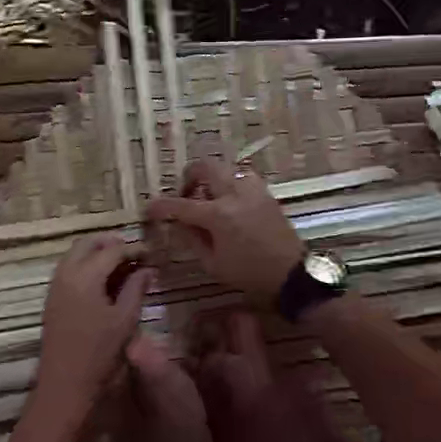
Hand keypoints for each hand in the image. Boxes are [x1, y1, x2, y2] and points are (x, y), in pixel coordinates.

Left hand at [32, 234, 152, 413]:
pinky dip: (87, 265)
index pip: (112, 250)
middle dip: (111, 243)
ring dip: (98, 253)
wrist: (65, 382)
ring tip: (123, 265)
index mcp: (85, 276)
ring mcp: (56, 286)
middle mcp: (66, 274)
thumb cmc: (99, 351)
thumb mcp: (125, 319)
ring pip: (76, 254)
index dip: (134, 248)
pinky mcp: (53, 298)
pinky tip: (105, 280)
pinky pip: (70, 268)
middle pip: (88, 243)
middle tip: (135, 253)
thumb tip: (147, 269)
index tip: (152, 253)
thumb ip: (136, 288)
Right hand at [144, 159, 304, 303]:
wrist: (291, 273)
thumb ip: (191, 239)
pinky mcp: (266, 193)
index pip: (181, 205)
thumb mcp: (212, 263)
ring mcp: (253, 190)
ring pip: (226, 168)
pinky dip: (231, 182)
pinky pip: (244, 176)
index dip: (160, 207)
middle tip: (185, 194)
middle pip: (205, 167)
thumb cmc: (249, 273)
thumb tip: (178, 223)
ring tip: (209, 197)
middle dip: (188, 176)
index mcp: (218, 215)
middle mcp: (234, 195)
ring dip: (212, 177)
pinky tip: (230, 200)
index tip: (149, 210)